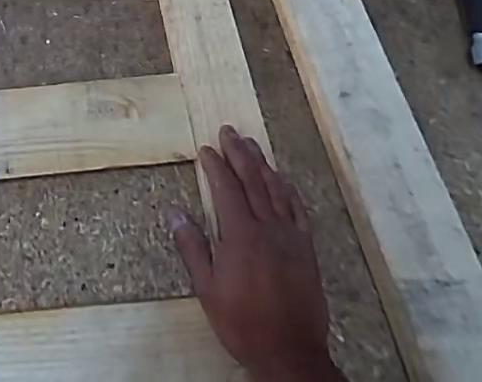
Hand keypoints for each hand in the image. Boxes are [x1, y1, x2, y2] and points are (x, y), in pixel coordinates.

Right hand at [169, 126, 343, 381]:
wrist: (289, 350)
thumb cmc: (243, 322)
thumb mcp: (208, 290)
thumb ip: (192, 248)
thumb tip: (176, 214)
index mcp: (240, 234)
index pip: (225, 187)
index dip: (215, 165)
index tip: (206, 149)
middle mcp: (266, 225)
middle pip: (251, 179)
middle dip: (238, 152)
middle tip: (228, 131)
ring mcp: (289, 233)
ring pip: (274, 188)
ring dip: (261, 162)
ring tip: (251, 143)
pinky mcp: (306, 246)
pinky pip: (297, 208)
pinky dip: (288, 189)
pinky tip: (283, 178)